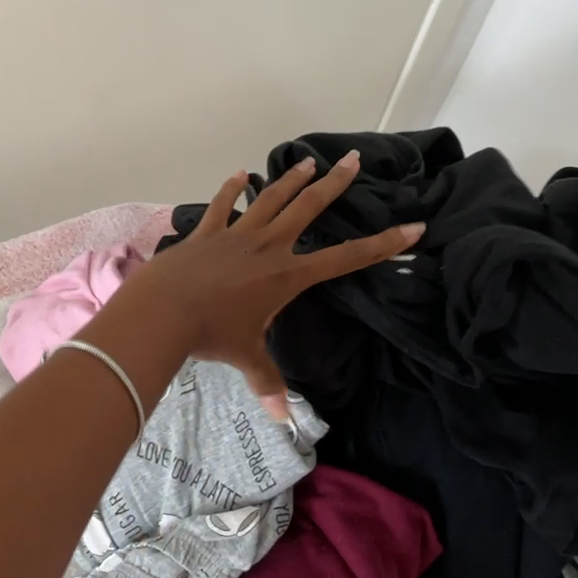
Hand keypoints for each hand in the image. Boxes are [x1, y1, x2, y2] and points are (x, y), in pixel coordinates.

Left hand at [113, 150, 423, 417]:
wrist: (164, 309)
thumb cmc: (211, 333)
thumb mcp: (245, 356)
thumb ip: (266, 381)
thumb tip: (282, 418)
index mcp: (286, 276)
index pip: (345, 258)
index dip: (382, 244)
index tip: (413, 226)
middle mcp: (267, 247)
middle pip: (308, 209)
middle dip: (334, 184)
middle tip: (352, 159)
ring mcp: (235, 235)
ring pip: (270, 200)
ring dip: (289, 180)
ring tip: (307, 162)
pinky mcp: (206, 232)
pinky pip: (223, 206)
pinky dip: (232, 189)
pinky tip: (241, 174)